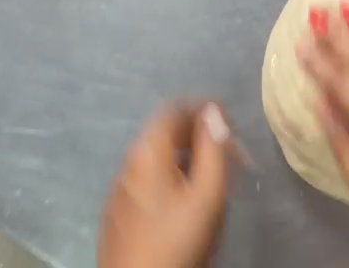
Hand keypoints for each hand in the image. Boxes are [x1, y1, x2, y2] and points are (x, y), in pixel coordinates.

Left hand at [99, 101, 232, 267]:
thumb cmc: (176, 240)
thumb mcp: (207, 195)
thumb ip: (213, 148)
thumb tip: (214, 112)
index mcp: (147, 150)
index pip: (175, 109)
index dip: (204, 108)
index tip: (230, 121)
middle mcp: (128, 162)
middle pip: (165, 133)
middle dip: (198, 135)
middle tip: (228, 152)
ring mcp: (120, 190)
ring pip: (157, 159)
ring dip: (186, 158)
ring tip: (212, 178)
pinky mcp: (117, 214)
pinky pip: (148, 181)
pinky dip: (171, 178)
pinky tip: (185, 202)